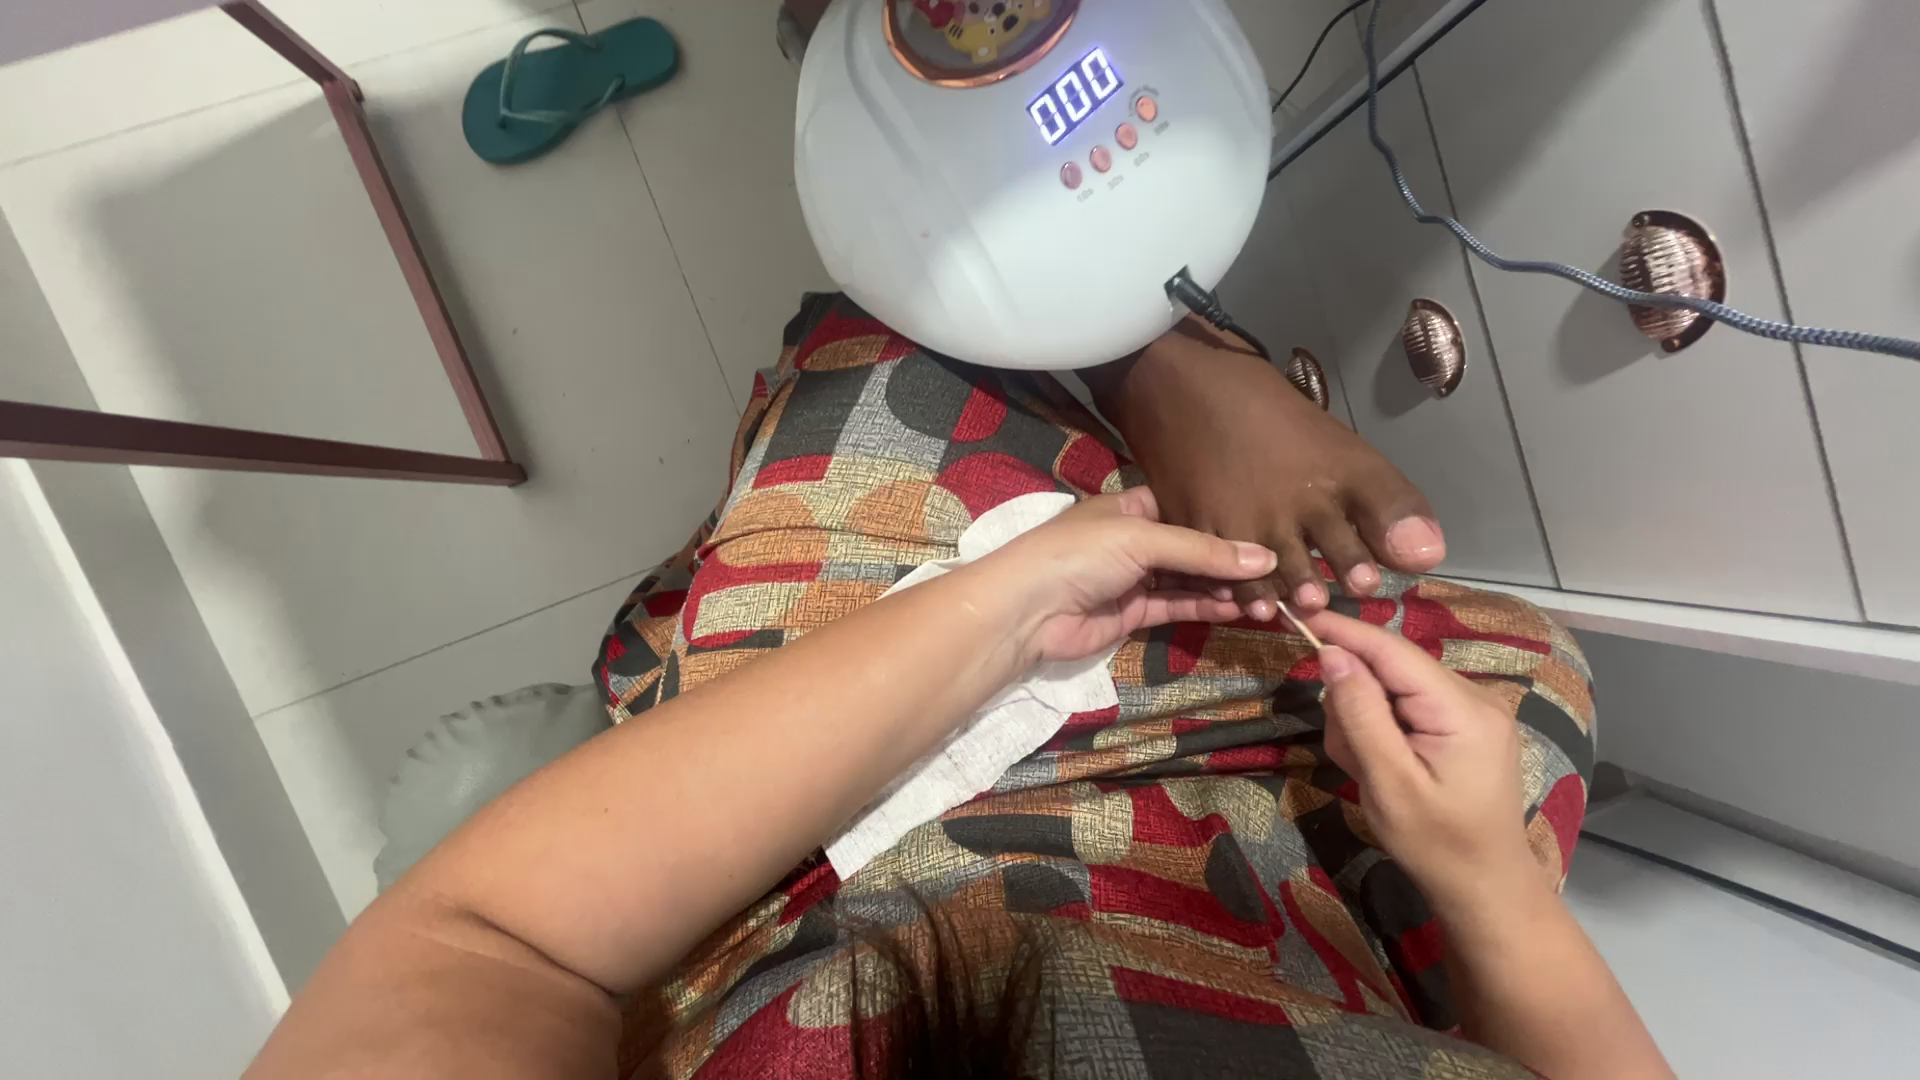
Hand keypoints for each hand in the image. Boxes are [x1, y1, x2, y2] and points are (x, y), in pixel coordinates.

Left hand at [967, 488, 1277, 663]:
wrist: (1028, 609)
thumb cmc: (1079, 554)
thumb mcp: (1141, 538)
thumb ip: (1202, 550)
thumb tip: (1266, 557)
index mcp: (1129, 506)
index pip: (1186, 508)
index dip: (1223, 520)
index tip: (1269, 531)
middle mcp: (1134, 539)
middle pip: (1191, 547)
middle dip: (1230, 560)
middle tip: (1280, 572)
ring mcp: (1133, 577)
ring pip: (1187, 579)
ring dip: (1223, 587)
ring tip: (1268, 595)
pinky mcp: (1131, 612)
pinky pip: (1176, 606)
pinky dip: (1205, 607)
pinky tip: (1239, 608)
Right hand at [1084, 319, 1445, 616]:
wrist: (1184, 391)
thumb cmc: (1267, 411)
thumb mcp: (1341, 446)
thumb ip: (1387, 503)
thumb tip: (1429, 559)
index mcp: (1337, 478)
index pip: (1369, 541)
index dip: (1366, 570)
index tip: (1364, 584)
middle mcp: (1293, 505)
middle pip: (1315, 568)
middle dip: (1320, 589)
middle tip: (1320, 602)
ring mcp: (1244, 521)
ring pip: (1268, 578)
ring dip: (1279, 595)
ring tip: (1284, 608)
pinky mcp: (1201, 529)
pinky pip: (1220, 572)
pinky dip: (1234, 589)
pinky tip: (1243, 597)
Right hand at [1307, 610, 1545, 912]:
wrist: (1484, 887)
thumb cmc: (1436, 841)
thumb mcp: (1387, 781)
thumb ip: (1360, 714)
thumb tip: (1331, 654)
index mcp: (1462, 709)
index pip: (1391, 650)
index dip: (1343, 630)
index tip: (1298, 615)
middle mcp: (1473, 696)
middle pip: (1389, 667)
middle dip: (1353, 698)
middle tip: (1349, 753)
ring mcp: (1469, 708)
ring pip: (1390, 685)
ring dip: (1363, 718)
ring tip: (1368, 768)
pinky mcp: (1459, 722)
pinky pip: (1402, 703)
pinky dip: (1378, 727)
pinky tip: (1382, 764)